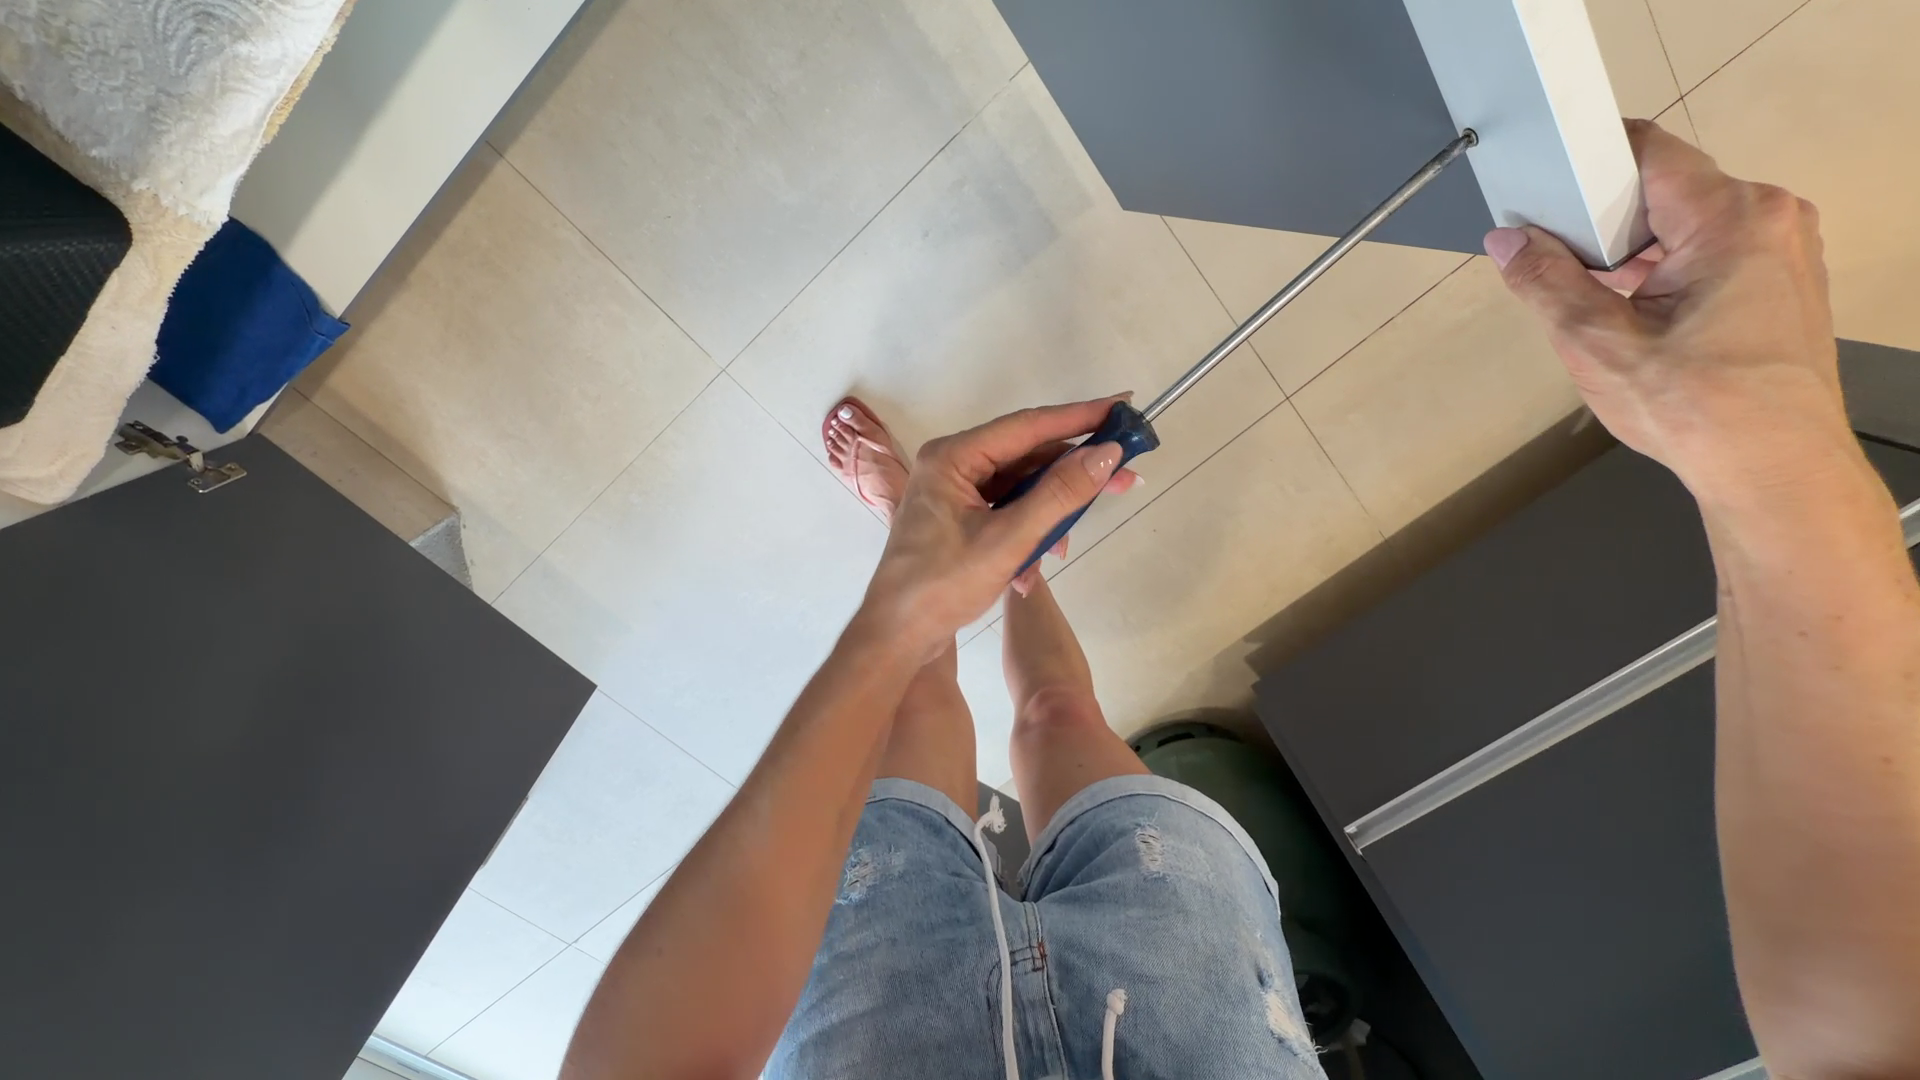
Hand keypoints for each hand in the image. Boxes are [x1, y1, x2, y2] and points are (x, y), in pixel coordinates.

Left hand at [858, 396, 1137, 650]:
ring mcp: (956, 491)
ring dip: (1050, 512)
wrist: (898, 635)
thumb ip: (1059, 495)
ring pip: (1021, 486)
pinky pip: (1008, 509)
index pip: (1028, 426)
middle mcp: (953, 464)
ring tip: (1070, 541)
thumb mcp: (1008, 540)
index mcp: (953, 457)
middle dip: (1073, 473)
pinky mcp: (961, 517)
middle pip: (1027, 455)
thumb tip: (1106, 453)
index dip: (1079, 417)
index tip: (1123, 409)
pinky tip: (1039, 562)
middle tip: (1125, 477)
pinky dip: (1030, 531)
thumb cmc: (943, 586)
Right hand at [1484, 119, 1858, 504]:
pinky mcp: (1772, 281)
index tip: (1539, 181)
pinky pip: (1699, 253)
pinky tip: (1621, 314)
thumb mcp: (1596, 343)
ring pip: (1677, 226)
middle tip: (1547, 257)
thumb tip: (1507, 241)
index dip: (1587, 161)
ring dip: (1621, 253)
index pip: (1650, 153)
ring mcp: (1776, 249)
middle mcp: (1768, 218)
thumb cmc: (1696, 405)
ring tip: (1582, 297)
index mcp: (1733, 218)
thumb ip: (1546, 284)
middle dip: (1596, 219)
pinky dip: (1651, 272)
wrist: (1771, 464)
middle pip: (1661, 191)